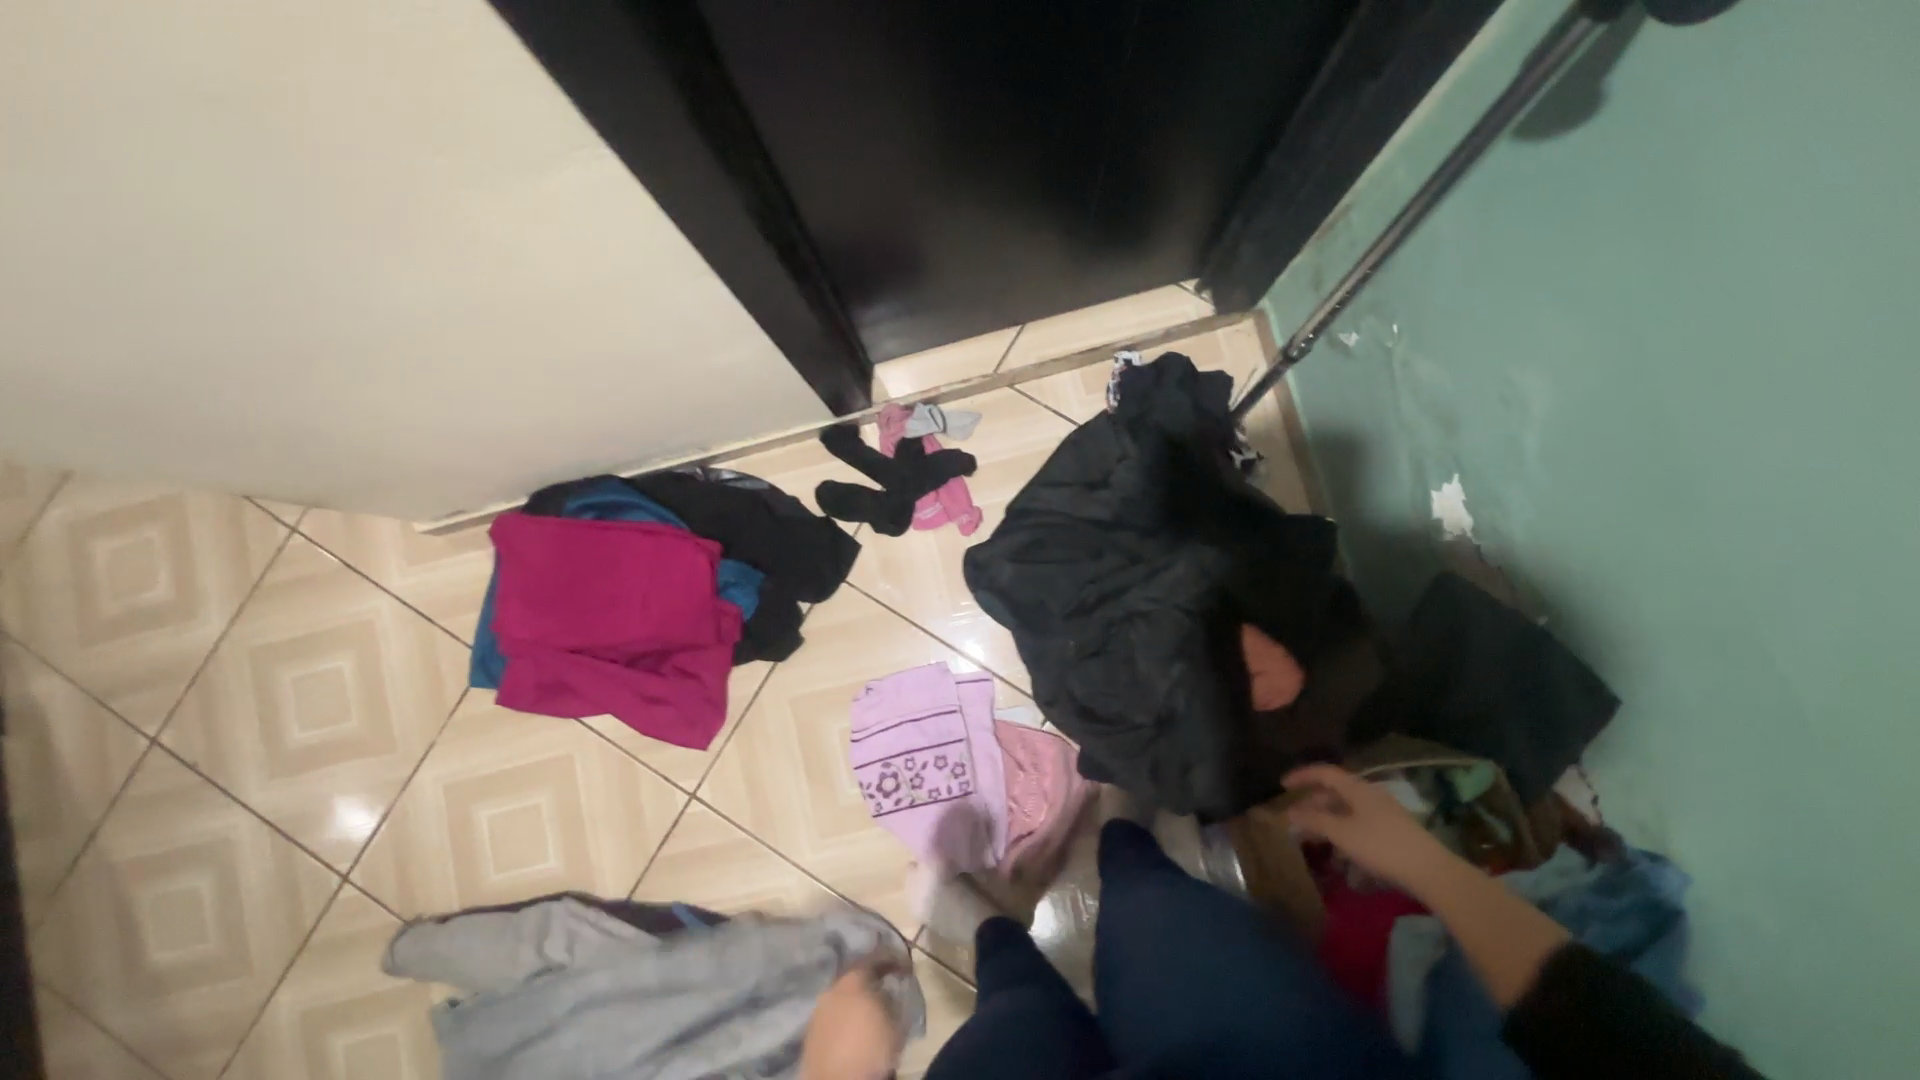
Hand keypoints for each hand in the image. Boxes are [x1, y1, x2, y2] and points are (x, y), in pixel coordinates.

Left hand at [799, 963, 904, 1079]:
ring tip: (873, 1010)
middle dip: (873, 979)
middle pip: (856, 976)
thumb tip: (893, 991)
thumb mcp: (897, 1025)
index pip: (875, 958)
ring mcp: (818, 1010)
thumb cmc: (871, 1050)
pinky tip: (855, 1028)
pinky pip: (833, 1014)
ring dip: (858, 999)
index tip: (907, 967)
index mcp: (854, 980)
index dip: (893, 960)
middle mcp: (832, 989)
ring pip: (842, 996)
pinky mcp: (811, 1032)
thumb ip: (896, 1001)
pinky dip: (846, 1015)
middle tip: (889, 986)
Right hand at [1282, 763, 1457, 892]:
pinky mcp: (1392, 830)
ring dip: (1327, 819)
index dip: (1302, 776)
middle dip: (1312, 803)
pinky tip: (1339, 849)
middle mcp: (1370, 794)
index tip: (1282, 785)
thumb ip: (1313, 820)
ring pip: (1347, 809)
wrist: (1429, 870)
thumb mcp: (1341, 833)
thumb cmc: (1380, 846)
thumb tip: (1289, 811)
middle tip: (1295, 818)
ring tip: (1312, 836)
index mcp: (1357, 788)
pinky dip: (1342, 829)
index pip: (1324, 772)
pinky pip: (1358, 822)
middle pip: (1335, 791)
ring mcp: (1384, 812)